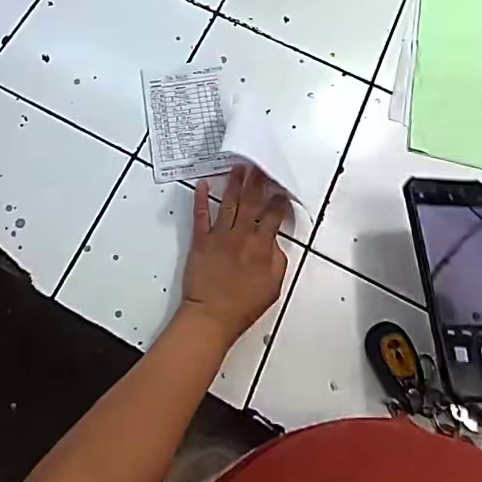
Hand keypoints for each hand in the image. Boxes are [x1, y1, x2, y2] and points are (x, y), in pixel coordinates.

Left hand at [178, 166, 292, 340]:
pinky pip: (201, 215)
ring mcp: (219, 236)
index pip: (274, 216)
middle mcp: (241, 236)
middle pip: (251, 202)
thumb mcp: (273, 286)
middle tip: (259, 166)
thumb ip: (277, 260)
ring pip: (229, 203)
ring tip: (238, 168)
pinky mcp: (200, 240)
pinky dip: (201, 199)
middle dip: (257, 182)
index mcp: (262, 248)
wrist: (211, 315)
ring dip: (234, 183)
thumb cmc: (243, 305)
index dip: (279, 201)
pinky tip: (203, 184)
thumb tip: (274, 242)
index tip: (281, 190)